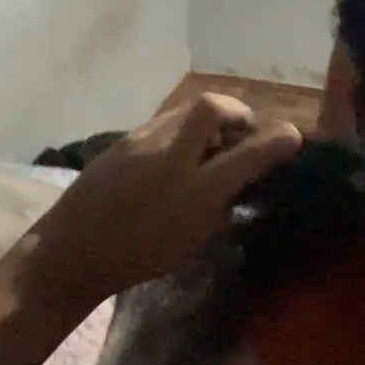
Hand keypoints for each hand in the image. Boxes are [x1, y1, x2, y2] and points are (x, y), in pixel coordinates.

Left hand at [21, 95, 301, 307]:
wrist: (72, 249)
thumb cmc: (138, 257)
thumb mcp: (194, 242)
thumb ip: (223, 205)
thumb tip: (244, 179)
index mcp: (194, 193)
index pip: (248, 154)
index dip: (277, 141)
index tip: (292, 136)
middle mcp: (171, 158)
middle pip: (213, 106)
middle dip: (238, 111)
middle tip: (242, 131)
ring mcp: (143, 141)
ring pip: (188, 108)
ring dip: (210, 118)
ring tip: (210, 142)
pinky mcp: (124, 136)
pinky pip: (166, 120)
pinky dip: (183, 128)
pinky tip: (178, 151)